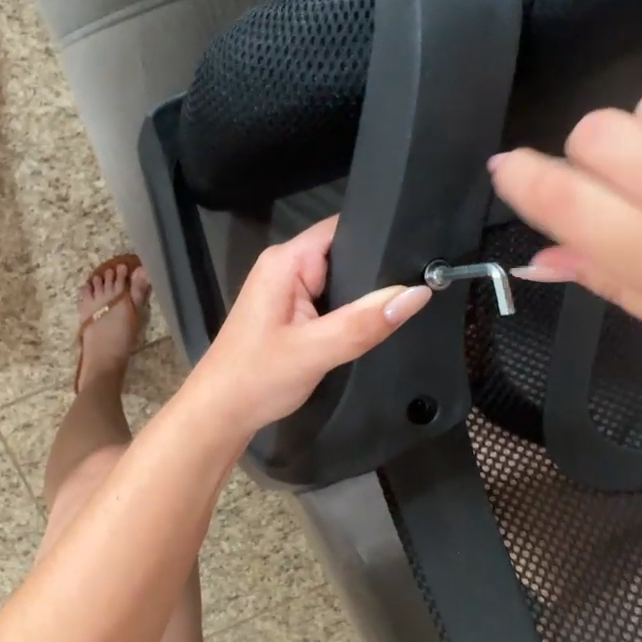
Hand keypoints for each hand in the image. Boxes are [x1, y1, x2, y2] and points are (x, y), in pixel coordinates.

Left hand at [185, 216, 431, 435]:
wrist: (220, 413)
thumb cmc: (258, 377)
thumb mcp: (317, 350)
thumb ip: (366, 322)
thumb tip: (417, 292)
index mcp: (286, 260)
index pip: (341, 228)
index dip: (379, 232)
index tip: (419, 247)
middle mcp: (284, 265)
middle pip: (344, 251)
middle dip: (377, 267)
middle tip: (422, 281)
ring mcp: (286, 289)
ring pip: (339, 279)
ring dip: (364, 292)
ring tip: (405, 301)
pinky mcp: (289, 312)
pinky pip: (329, 299)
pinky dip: (349, 310)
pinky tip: (372, 321)